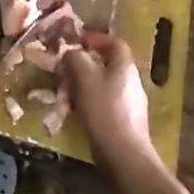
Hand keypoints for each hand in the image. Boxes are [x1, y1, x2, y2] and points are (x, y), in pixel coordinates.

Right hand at [63, 32, 155, 169]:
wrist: (123, 155)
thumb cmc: (103, 109)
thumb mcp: (84, 77)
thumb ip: (75, 58)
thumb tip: (71, 52)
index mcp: (124, 65)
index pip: (114, 42)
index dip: (95, 38)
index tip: (77, 42)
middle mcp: (130, 80)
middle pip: (105, 65)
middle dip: (82, 67)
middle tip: (64, 73)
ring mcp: (129, 102)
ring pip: (101, 86)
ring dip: (81, 88)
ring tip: (63, 98)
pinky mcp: (124, 122)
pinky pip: (103, 104)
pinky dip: (87, 104)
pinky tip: (74, 115)